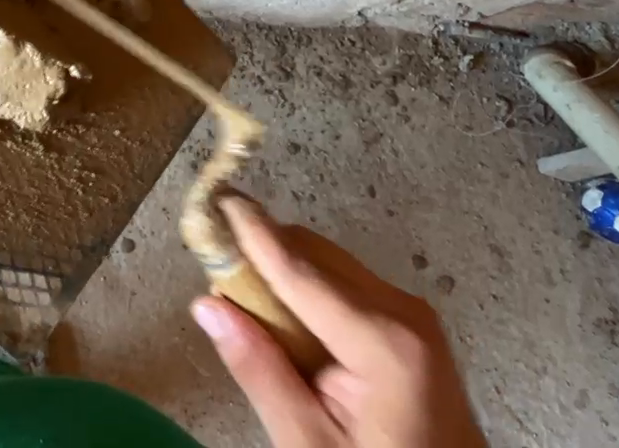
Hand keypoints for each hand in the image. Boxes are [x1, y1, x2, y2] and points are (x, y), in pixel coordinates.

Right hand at [190, 196, 486, 446]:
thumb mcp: (310, 444)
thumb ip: (260, 372)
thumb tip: (207, 306)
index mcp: (382, 343)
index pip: (297, 270)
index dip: (252, 232)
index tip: (217, 196)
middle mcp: (402, 311)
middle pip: (312, 254)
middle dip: (261, 256)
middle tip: (217, 276)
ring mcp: (411, 313)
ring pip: (325, 263)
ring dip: (282, 273)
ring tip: (248, 307)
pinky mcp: (411, 322)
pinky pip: (344, 282)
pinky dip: (307, 289)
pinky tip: (289, 325)